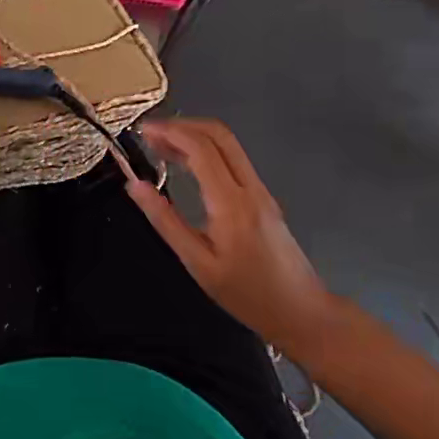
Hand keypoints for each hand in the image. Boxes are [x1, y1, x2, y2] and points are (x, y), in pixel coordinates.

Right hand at [126, 119, 333, 355]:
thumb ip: (165, 221)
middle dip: (182, 125)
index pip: (201, 149)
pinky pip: (233, 159)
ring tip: (161, 147)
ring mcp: (261, 189)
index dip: (171, 132)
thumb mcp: (198, 264)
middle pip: (219, 134)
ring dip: (194, 136)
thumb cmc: (247, 295)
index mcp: (232, 204)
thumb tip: (136, 186)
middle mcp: (250, 187)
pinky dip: (206, 150)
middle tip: (151, 135)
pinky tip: (186, 164)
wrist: (303, 312)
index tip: (144, 131)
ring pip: (228, 143)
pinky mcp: (263, 196)